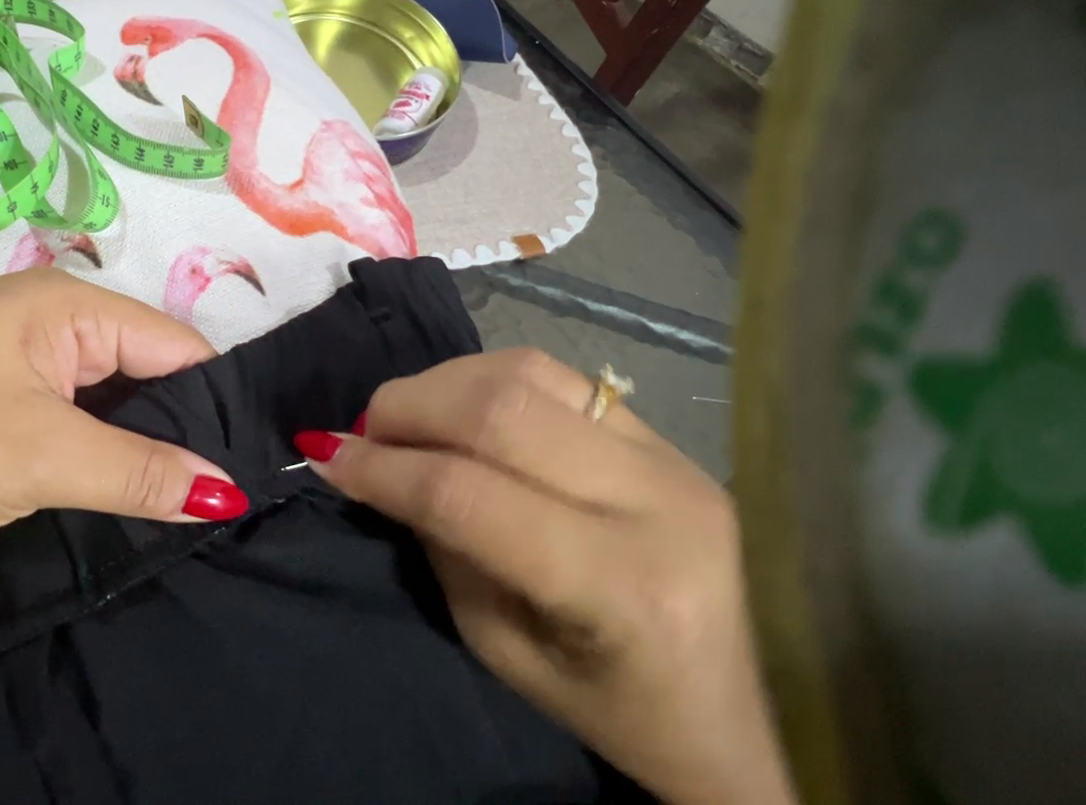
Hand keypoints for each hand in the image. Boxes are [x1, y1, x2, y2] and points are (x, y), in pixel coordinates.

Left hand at [0, 268, 249, 550]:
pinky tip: (122, 488)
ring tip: (186, 500)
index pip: (173, 343)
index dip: (215, 403)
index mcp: (64, 302)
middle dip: (178, 427)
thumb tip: (227, 491)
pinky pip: (71, 413)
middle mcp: (45, 314)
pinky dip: (97, 447)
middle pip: (142, 366)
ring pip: (106, 394)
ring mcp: (15, 354)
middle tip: (223, 496)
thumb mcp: (44, 456)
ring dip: (137, 443)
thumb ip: (142, 471)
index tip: (253, 468)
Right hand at [296, 349, 794, 804]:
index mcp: (620, 586)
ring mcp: (672, 457)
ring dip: (443, 382)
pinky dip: (488, 379)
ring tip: (404, 415)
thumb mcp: (507, 653)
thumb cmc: (621, 710)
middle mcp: (655, 501)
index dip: (382, 469)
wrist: (761, 715)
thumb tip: (382, 470)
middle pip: (499, 409)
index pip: (466, 494)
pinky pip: (560, 376)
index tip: (325, 456)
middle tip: (361, 431)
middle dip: (406, 408)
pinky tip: (460, 407)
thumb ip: (445, 549)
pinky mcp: (670, 438)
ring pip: (528, 372)